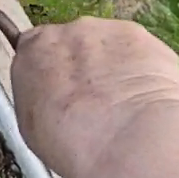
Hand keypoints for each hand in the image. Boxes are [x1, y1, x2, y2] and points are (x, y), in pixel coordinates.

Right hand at [11, 17, 178, 177]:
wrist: (127, 145)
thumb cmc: (76, 144)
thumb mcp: (32, 126)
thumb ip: (35, 95)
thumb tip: (48, 97)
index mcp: (31, 50)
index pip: (38, 49)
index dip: (54, 72)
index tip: (64, 92)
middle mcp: (64, 32)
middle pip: (76, 44)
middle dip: (87, 68)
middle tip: (97, 104)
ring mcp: (103, 31)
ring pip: (111, 47)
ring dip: (117, 68)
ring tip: (127, 108)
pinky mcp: (138, 36)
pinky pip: (141, 51)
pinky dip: (146, 70)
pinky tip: (147, 101)